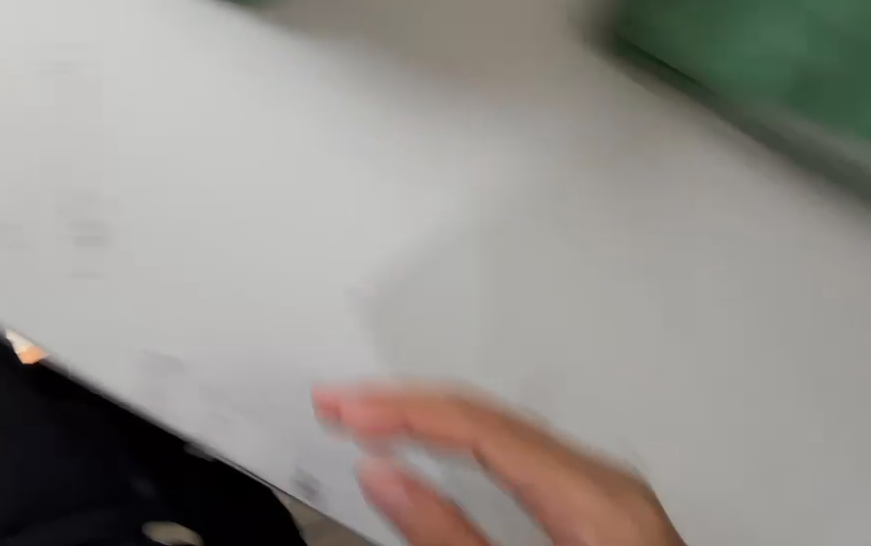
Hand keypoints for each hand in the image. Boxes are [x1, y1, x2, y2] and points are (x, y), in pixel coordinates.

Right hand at [313, 385, 686, 545]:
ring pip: (487, 419)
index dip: (396, 409)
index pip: (473, 421)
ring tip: (358, 411)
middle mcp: (602, 479)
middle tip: (333, 402)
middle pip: (476, 410)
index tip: (340, 408)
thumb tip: (378, 474)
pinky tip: (418, 433)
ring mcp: (600, 486)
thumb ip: (448, 534)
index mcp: (595, 496)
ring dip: (416, 412)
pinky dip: (449, 432)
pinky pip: (505, 441)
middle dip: (395, 401)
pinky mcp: (591, 499)